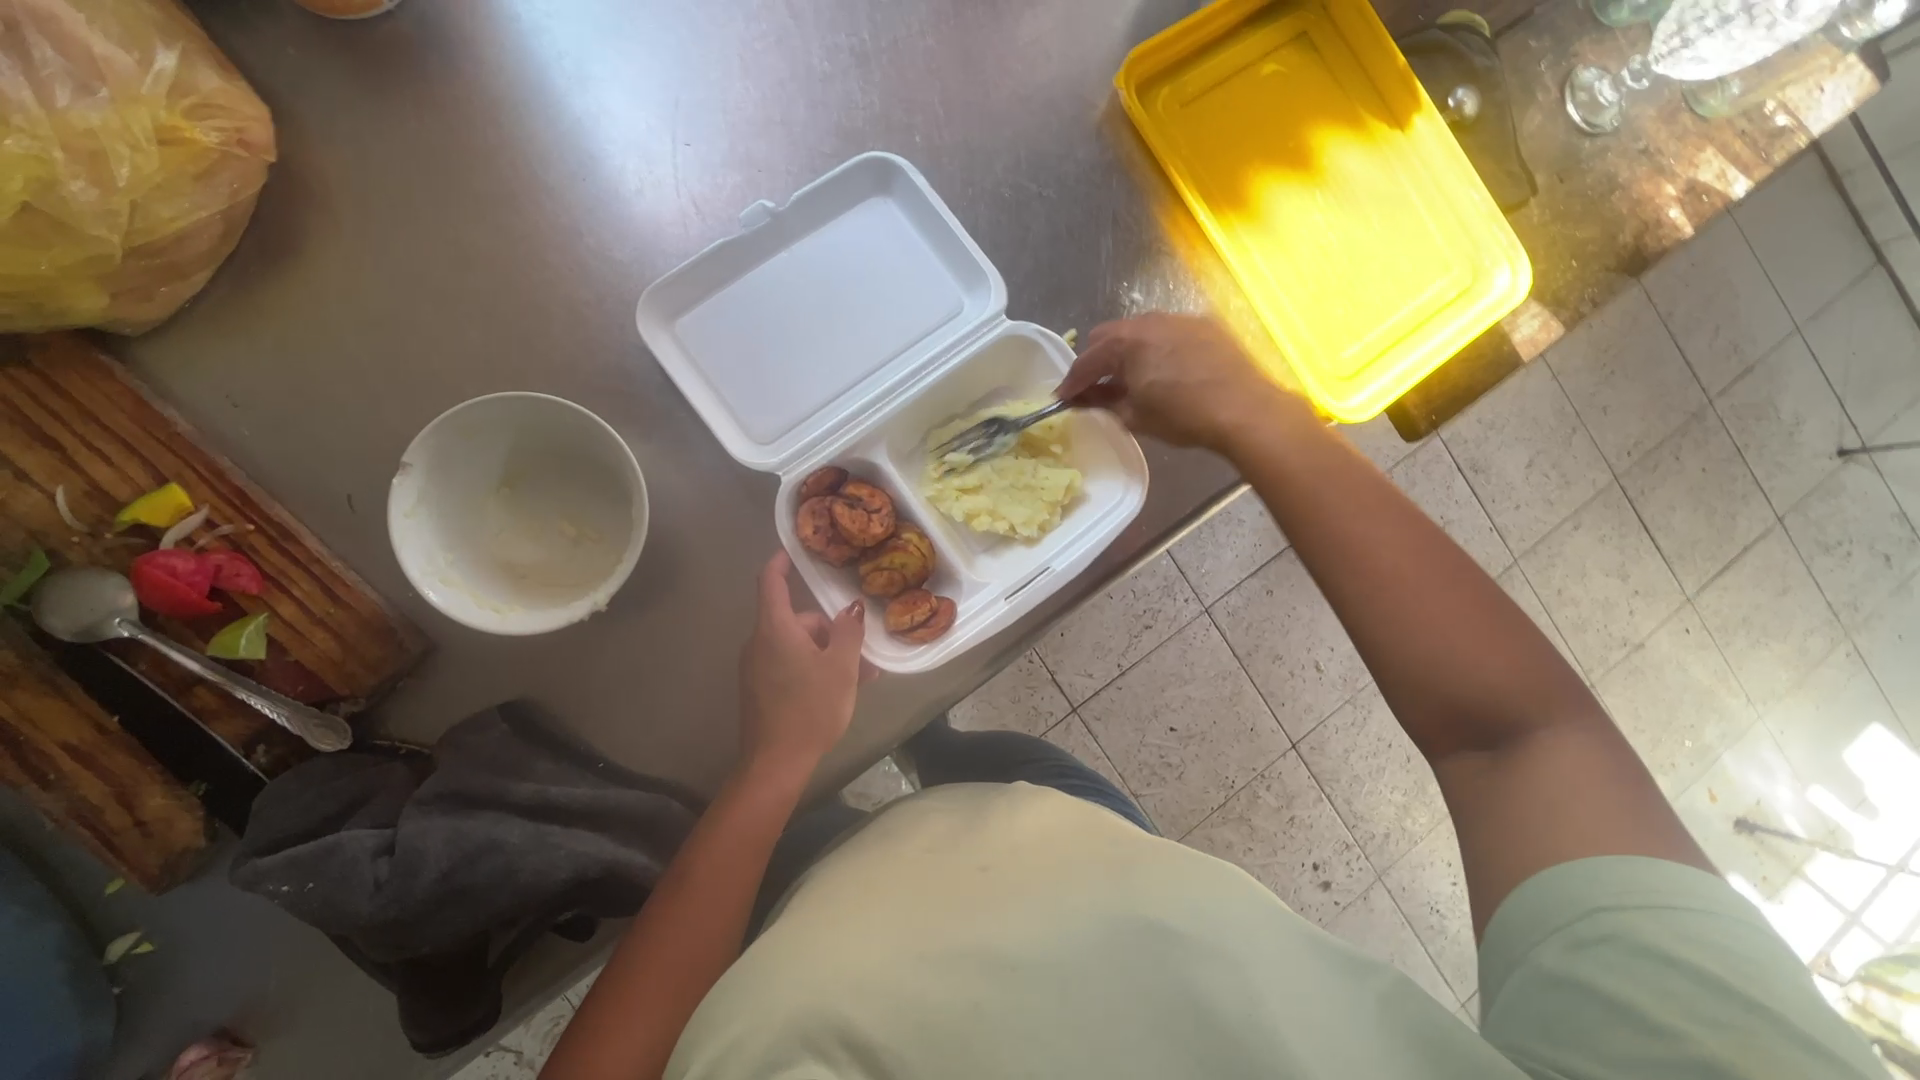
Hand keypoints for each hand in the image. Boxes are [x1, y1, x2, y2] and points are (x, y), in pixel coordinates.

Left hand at [737, 552, 867, 774]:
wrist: (775, 762)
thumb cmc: (811, 708)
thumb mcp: (841, 667)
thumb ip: (848, 632)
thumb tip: (850, 609)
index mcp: (775, 629)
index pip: (771, 581)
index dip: (781, 562)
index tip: (793, 551)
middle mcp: (759, 642)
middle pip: (796, 620)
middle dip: (830, 630)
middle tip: (863, 653)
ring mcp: (756, 668)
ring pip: (796, 646)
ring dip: (827, 654)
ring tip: (861, 678)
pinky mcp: (759, 689)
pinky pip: (789, 665)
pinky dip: (812, 669)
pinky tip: (838, 691)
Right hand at [1056, 314, 1308, 454]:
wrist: (1245, 409)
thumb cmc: (1184, 416)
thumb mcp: (1136, 417)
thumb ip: (1104, 403)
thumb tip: (1085, 400)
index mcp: (1126, 343)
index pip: (1086, 362)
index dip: (1072, 383)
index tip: (1062, 399)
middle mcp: (1149, 322)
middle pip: (1109, 336)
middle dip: (1097, 361)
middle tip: (1096, 387)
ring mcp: (1179, 320)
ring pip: (1139, 331)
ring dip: (1128, 352)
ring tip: (1132, 378)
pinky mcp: (1205, 326)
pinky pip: (1168, 333)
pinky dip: (1156, 349)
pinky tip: (1165, 371)